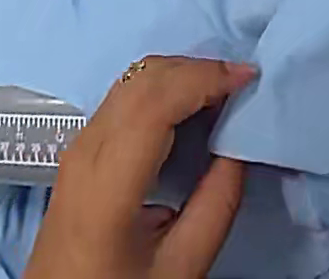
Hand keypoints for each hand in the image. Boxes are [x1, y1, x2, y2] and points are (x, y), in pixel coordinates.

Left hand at [25, 55, 257, 278]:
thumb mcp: (179, 269)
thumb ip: (216, 205)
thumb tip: (239, 146)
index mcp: (107, 181)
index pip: (155, 101)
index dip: (204, 78)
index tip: (247, 77)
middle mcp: (88, 146)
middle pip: (144, 78)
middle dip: (198, 68)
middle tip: (241, 82)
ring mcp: (81, 139)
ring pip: (134, 77)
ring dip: (181, 71)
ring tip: (222, 89)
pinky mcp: (82, 141)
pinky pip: (127, 91)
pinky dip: (164, 83)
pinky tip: (189, 100)